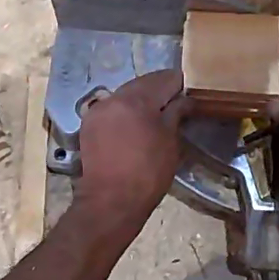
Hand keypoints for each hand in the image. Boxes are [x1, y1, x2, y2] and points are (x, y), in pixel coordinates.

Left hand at [76, 69, 189, 230]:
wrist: (110, 201)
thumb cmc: (148, 172)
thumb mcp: (170, 141)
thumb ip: (177, 113)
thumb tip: (185, 99)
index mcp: (137, 98)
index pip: (164, 78)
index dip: (179, 85)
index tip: (189, 94)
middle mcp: (114, 97)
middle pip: (143, 84)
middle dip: (159, 91)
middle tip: (175, 105)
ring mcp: (98, 110)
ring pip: (126, 95)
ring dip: (141, 101)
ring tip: (156, 118)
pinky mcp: (89, 125)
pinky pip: (112, 109)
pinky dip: (125, 112)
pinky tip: (135, 127)